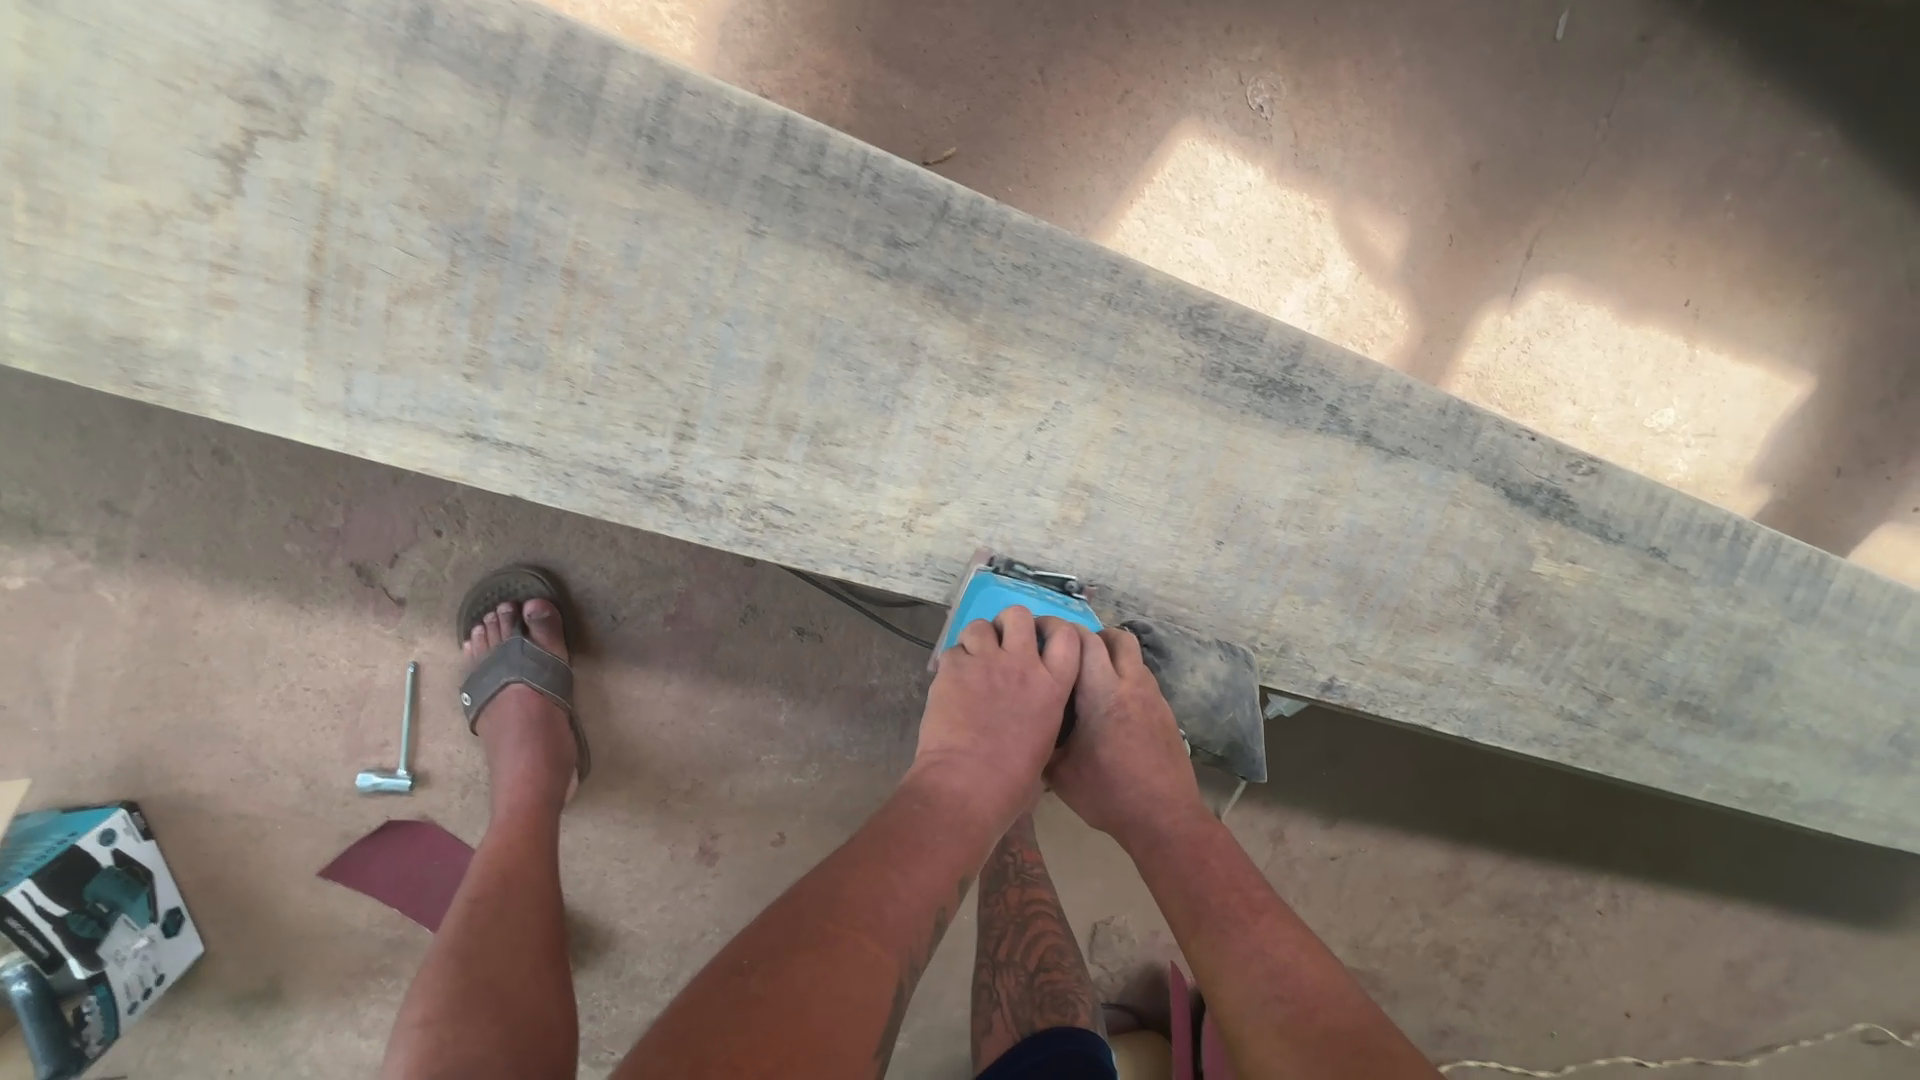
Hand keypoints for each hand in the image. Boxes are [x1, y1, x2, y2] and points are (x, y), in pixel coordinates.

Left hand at [908, 607, 1082, 832]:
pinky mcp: (953, 667)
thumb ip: (1041, 719)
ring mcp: (986, 662)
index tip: (1042, 641)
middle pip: (1019, 615)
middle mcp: (1022, 665)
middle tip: (1001, 644)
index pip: (1067, 636)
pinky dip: (952, 662)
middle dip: (1009, 624)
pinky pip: (953, 650)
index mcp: (1053, 687)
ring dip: (977, 640)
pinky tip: (950, 682)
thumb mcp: (1044, 746)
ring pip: (980, 625)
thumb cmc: (1012, 783)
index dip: (1053, 632)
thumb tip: (1030, 722)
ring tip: (972, 662)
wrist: (966, 786)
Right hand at [1047, 626, 1206, 847]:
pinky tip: (1109, 708)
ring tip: (1088, 681)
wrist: (1163, 818)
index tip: (1041, 639)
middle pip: (1115, 637)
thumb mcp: (1058, 772)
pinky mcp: (1164, 712)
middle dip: (1089, 638)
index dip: (1060, 632)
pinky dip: (1124, 679)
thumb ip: (1041, 737)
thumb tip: (1027, 719)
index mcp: (1101, 692)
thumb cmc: (1107, 793)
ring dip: (1110, 657)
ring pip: (1132, 656)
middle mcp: (1130, 685)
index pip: (1082, 640)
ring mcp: (1152, 697)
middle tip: (1066, 656)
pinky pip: (1142, 679)